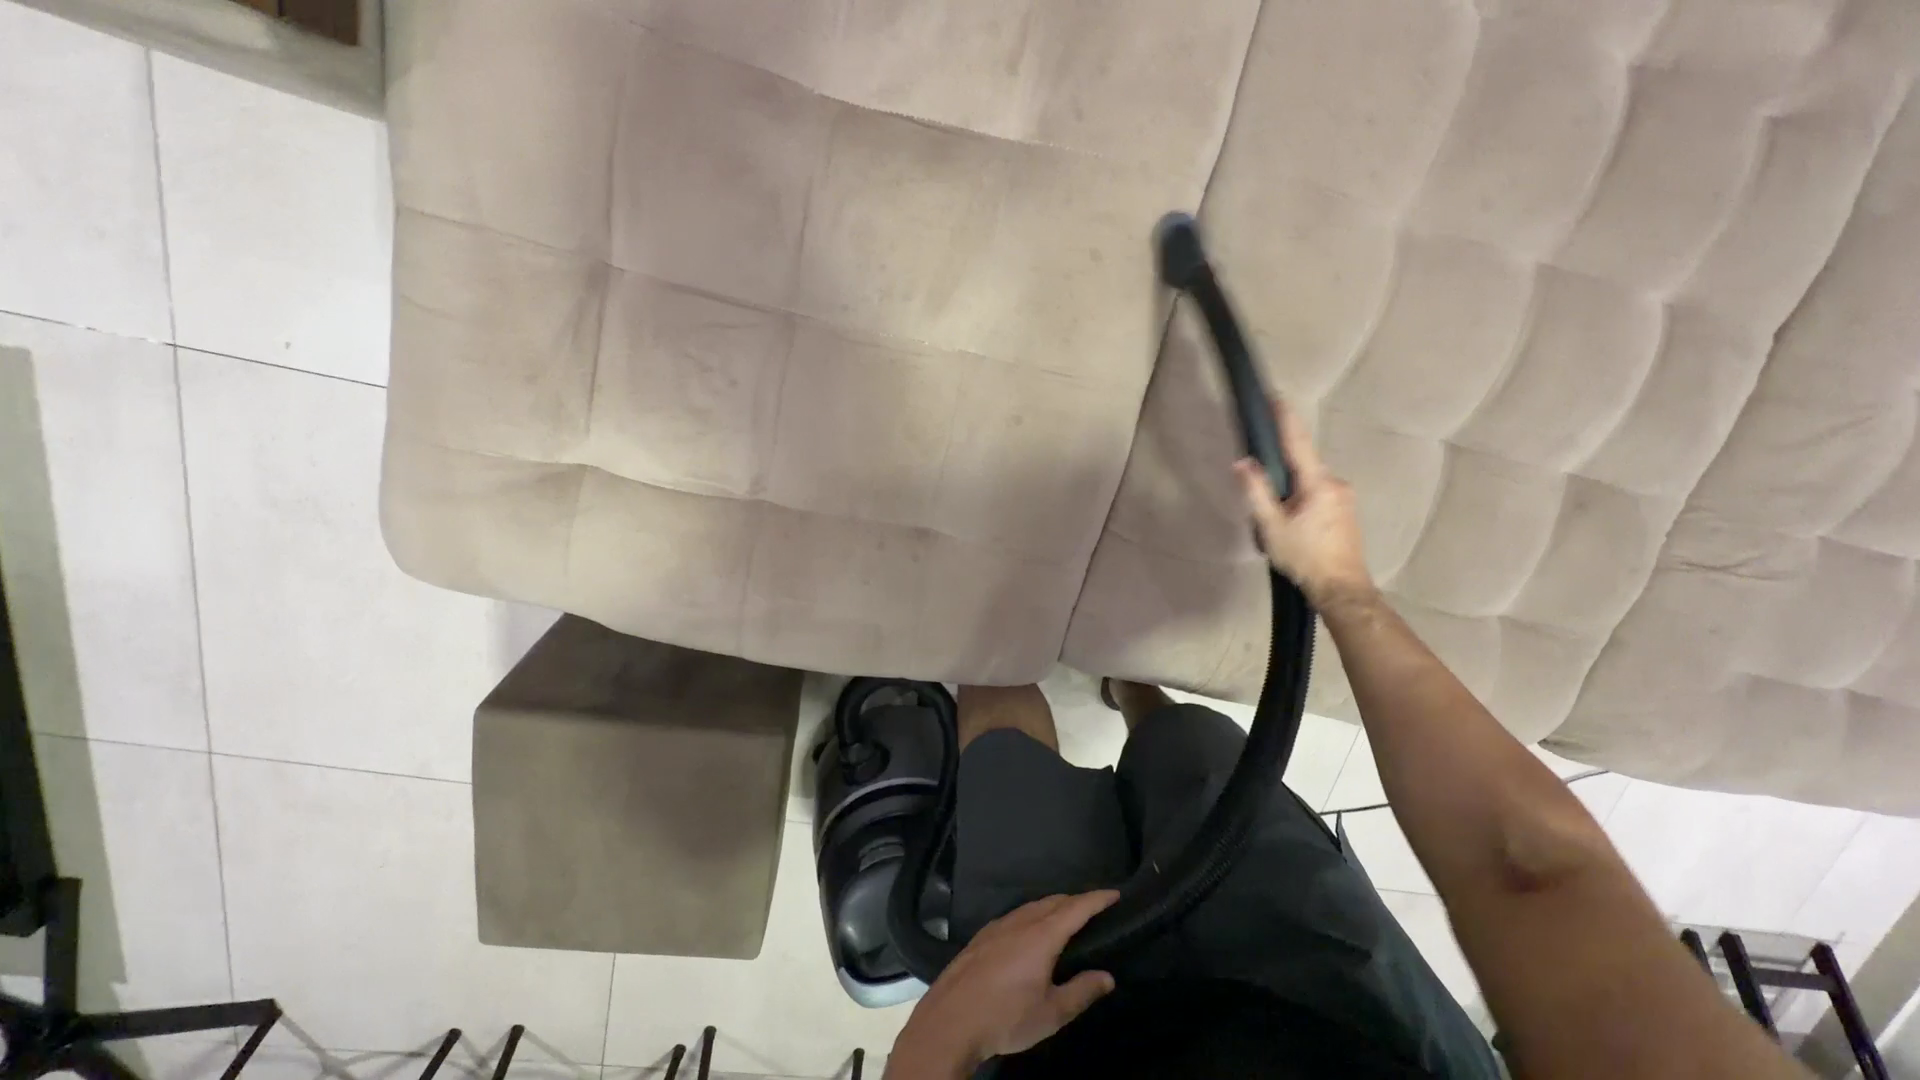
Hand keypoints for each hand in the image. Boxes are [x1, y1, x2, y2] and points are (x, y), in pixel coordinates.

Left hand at [887, 891, 1119, 1077]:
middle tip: (1094, 908)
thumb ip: (1082, 992)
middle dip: (1075, 900)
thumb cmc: (1005, 1017)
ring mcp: (996, 928)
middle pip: (1052, 902)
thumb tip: (1107, 977)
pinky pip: (1014, 916)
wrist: (949, 1021)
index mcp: (1041, 936)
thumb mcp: (1051, 1013)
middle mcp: (1019, 923)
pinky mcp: (980, 938)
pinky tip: (1029, 932)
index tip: (1114, 893)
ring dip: (1051, 907)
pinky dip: (1031, 916)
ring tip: (1065, 918)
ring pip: (1030, 907)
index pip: (1076, 908)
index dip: (1097, 899)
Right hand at [1232, 399, 1374, 609]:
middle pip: (1302, 465)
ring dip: (1291, 491)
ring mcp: (1345, 497)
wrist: (1342, 588)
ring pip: (1310, 482)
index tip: (1277, 397)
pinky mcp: (1347, 510)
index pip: (1297, 442)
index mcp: (1317, 483)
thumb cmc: (1304, 557)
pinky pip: (1319, 494)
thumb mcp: (1272, 527)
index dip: (1286, 419)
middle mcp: (1336, 483)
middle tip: (1263, 493)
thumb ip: (1256, 492)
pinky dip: (1302, 500)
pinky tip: (1293, 525)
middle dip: (1282, 470)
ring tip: (1276, 520)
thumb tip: (1243, 463)